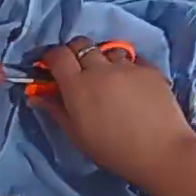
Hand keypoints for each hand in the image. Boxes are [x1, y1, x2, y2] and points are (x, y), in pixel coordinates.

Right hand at [32, 36, 195, 188]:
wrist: (160, 152)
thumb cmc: (111, 150)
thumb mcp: (77, 135)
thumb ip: (56, 110)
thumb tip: (35, 95)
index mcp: (78, 86)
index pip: (57, 55)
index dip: (50, 58)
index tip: (50, 68)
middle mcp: (100, 68)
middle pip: (81, 44)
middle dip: (74, 53)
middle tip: (77, 72)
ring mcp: (127, 66)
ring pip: (107, 51)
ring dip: (102, 60)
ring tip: (107, 80)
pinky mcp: (149, 68)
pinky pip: (131, 60)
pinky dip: (125, 67)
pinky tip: (130, 85)